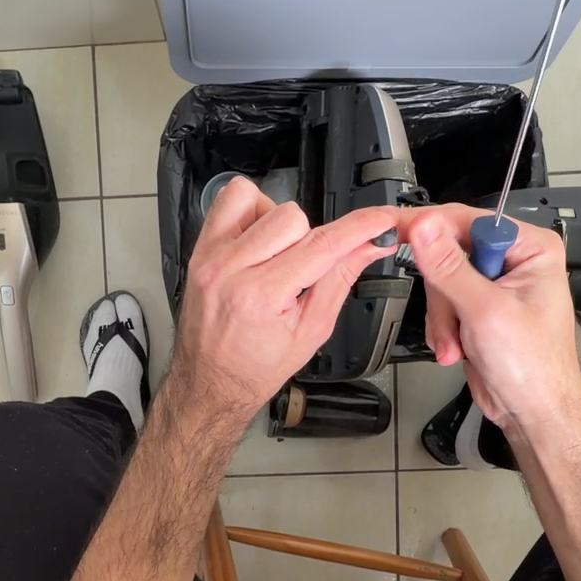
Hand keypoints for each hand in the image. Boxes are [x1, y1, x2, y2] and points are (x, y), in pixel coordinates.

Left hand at [169, 177, 396, 428]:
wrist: (211, 382)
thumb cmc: (255, 366)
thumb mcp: (311, 331)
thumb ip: (341, 280)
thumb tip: (370, 246)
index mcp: (261, 296)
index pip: (323, 246)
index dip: (360, 227)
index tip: (381, 219)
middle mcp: (231, 270)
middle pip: (294, 217)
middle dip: (308, 240)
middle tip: (300, 272)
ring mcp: (210, 256)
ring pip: (264, 203)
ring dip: (280, 228)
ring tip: (274, 260)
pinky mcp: (199, 248)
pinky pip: (230, 198)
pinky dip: (252, 213)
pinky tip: (256, 243)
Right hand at [399, 203, 580, 430]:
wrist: (532, 411)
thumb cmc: (534, 368)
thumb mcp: (485, 311)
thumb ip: (449, 268)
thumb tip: (426, 228)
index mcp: (530, 249)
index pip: (469, 220)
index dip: (433, 230)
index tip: (402, 235)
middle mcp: (514, 263)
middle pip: (449, 254)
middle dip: (444, 296)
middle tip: (453, 320)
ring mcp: (494, 287)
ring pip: (441, 283)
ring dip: (443, 319)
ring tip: (458, 343)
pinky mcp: (478, 309)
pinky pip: (442, 305)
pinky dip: (443, 329)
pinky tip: (457, 347)